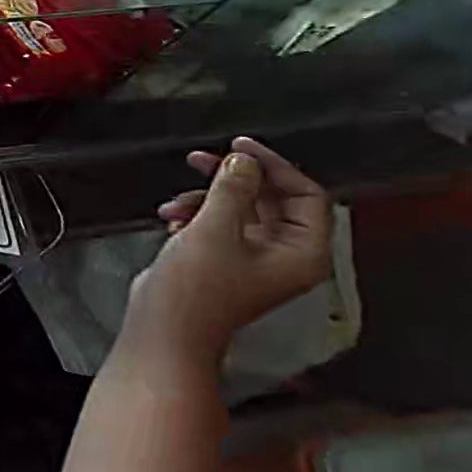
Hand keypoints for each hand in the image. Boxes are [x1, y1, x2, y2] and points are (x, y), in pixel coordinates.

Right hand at [129, 137, 333, 361]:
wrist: (165, 324)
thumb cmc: (198, 285)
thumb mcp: (215, 229)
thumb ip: (233, 189)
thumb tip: (243, 160)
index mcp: (302, 251)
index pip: (305, 194)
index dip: (274, 166)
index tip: (239, 146)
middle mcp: (284, 254)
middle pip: (270, 200)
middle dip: (232, 179)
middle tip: (201, 159)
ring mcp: (252, 258)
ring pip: (237, 209)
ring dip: (203, 199)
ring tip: (173, 205)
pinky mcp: (222, 260)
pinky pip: (217, 224)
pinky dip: (194, 215)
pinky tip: (171, 220)